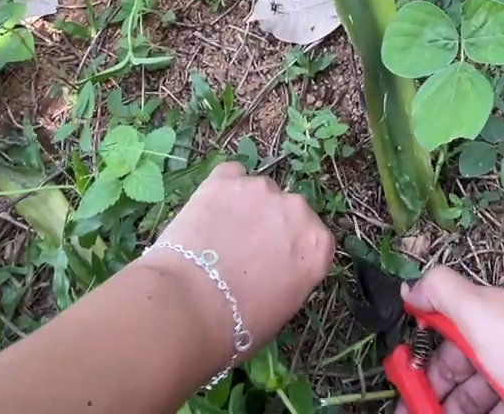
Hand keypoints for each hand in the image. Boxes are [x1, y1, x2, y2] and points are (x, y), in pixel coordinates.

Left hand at [142, 163, 332, 362]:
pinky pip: (230, 176)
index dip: (292, 251)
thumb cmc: (236, 326)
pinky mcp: (227, 178)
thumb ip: (292, 275)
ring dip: (246, 208)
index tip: (275, 265)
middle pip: (288, 211)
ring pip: (258, 192)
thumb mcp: (282, 309)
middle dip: (271, 227)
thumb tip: (276, 267)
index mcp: (317, 245)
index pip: (313, 239)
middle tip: (244, 254)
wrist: (186, 309)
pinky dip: (222, 190)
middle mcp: (297, 208)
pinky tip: (207, 214)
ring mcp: (261, 188)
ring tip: (218, 238)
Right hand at [396, 265, 503, 411]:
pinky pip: (501, 410)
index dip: (423, 359)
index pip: (446, 336)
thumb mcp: (476, 307)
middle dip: (436, 394)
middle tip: (418, 412)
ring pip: (480, 397)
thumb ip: (440, 290)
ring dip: (457, 409)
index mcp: (486, 317)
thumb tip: (410, 285)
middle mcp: (503, 344)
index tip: (405, 382)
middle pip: (461, 372)